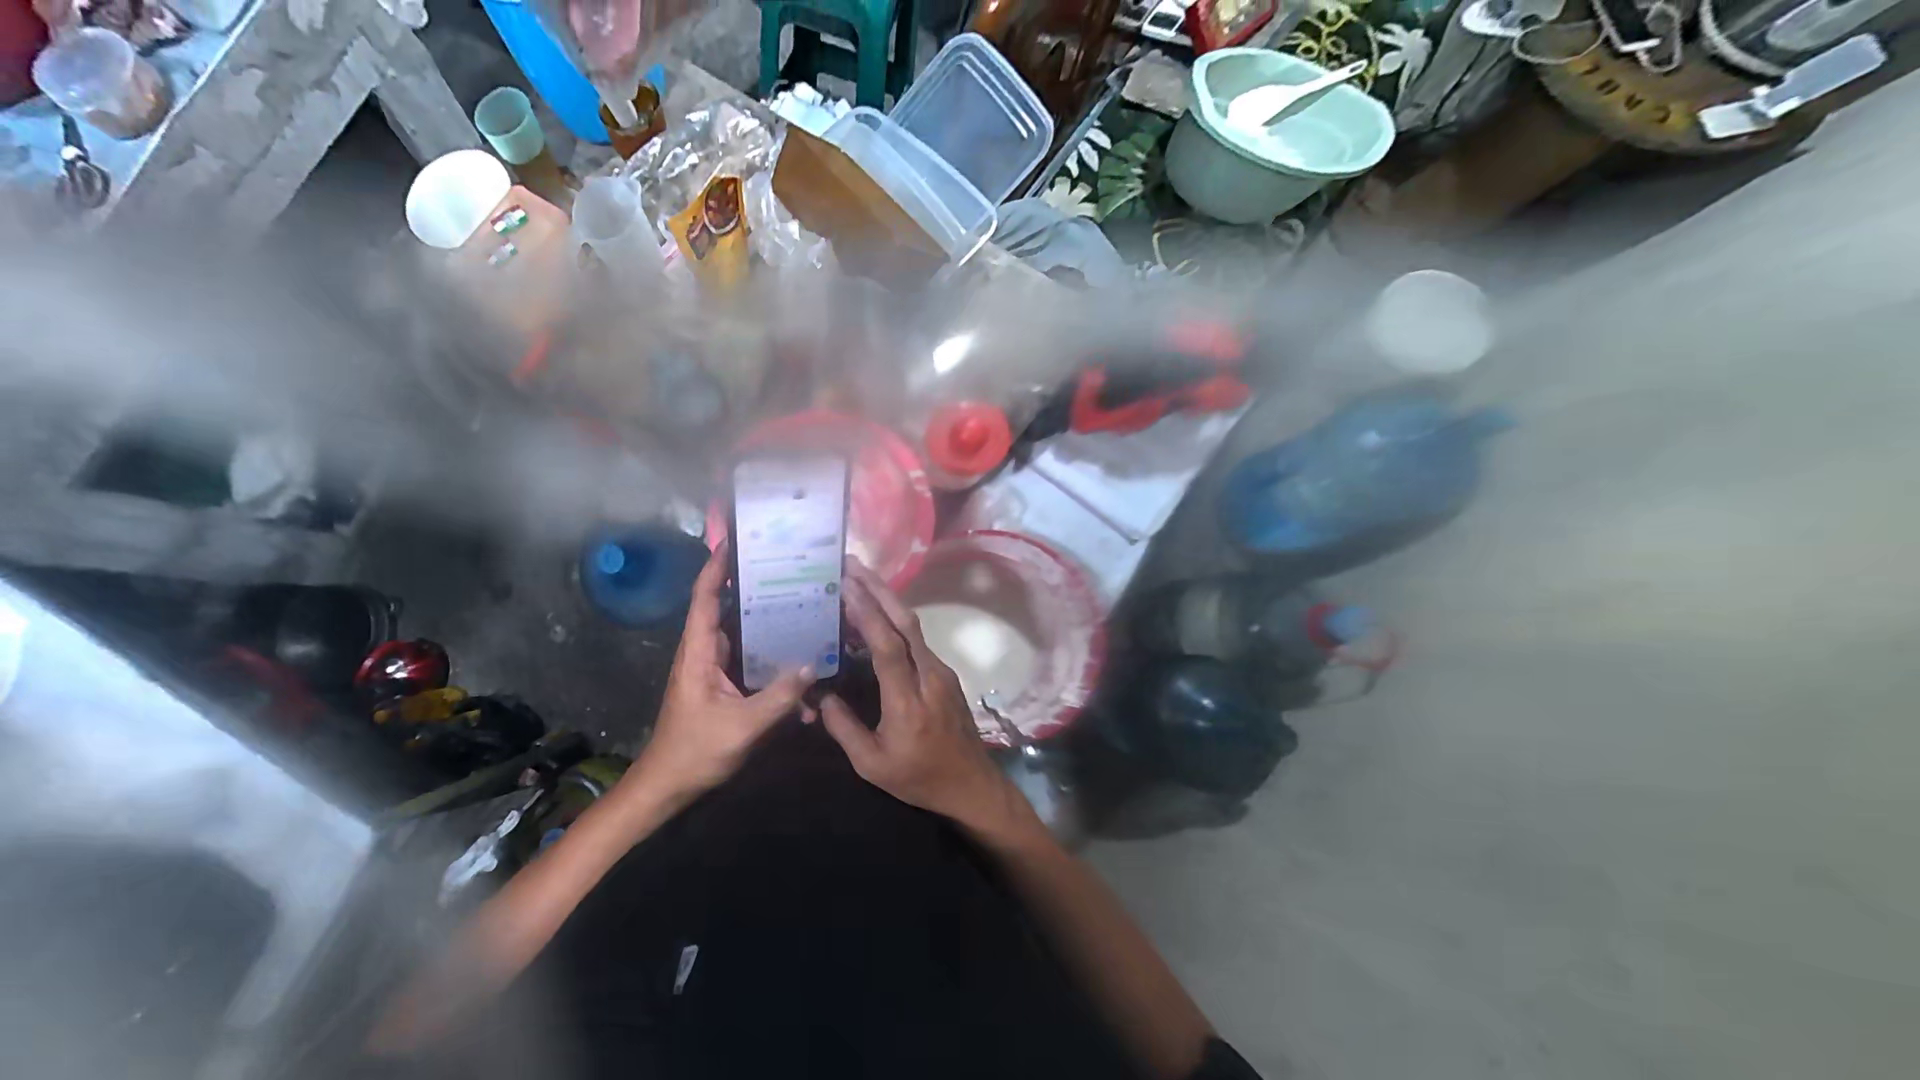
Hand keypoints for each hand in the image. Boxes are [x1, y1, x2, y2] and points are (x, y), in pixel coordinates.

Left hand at [621, 540, 811, 812]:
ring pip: (744, 636)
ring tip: (803, 602)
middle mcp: (705, 653)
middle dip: (753, 587)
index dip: (716, 568)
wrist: (668, 787)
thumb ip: (780, 696)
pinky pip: (751, 662)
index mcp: (699, 653)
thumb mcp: (742, 726)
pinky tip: (801, 664)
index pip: (704, 599)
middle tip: (788, 568)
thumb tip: (814, 664)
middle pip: (727, 609)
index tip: (736, 541)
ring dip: (768, 622)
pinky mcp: (725, 686)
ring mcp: (715, 670)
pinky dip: (772, 658)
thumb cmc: (695, 752)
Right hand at [819, 563, 1034, 839]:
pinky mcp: (944, 674)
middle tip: (852, 563)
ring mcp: (941, 672)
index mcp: (908, 701)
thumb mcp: (872, 765)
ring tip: (860, 579)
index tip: (846, 585)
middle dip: (879, 589)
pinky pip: (917, 640)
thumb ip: (844, 729)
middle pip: (905, 623)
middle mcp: (929, 677)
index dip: (867, 613)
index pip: (887, 647)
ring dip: (888, 599)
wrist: (971, 784)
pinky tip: (876, 617)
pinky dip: (895, 621)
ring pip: (913, 627)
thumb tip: (819, 696)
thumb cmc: (919, 778)